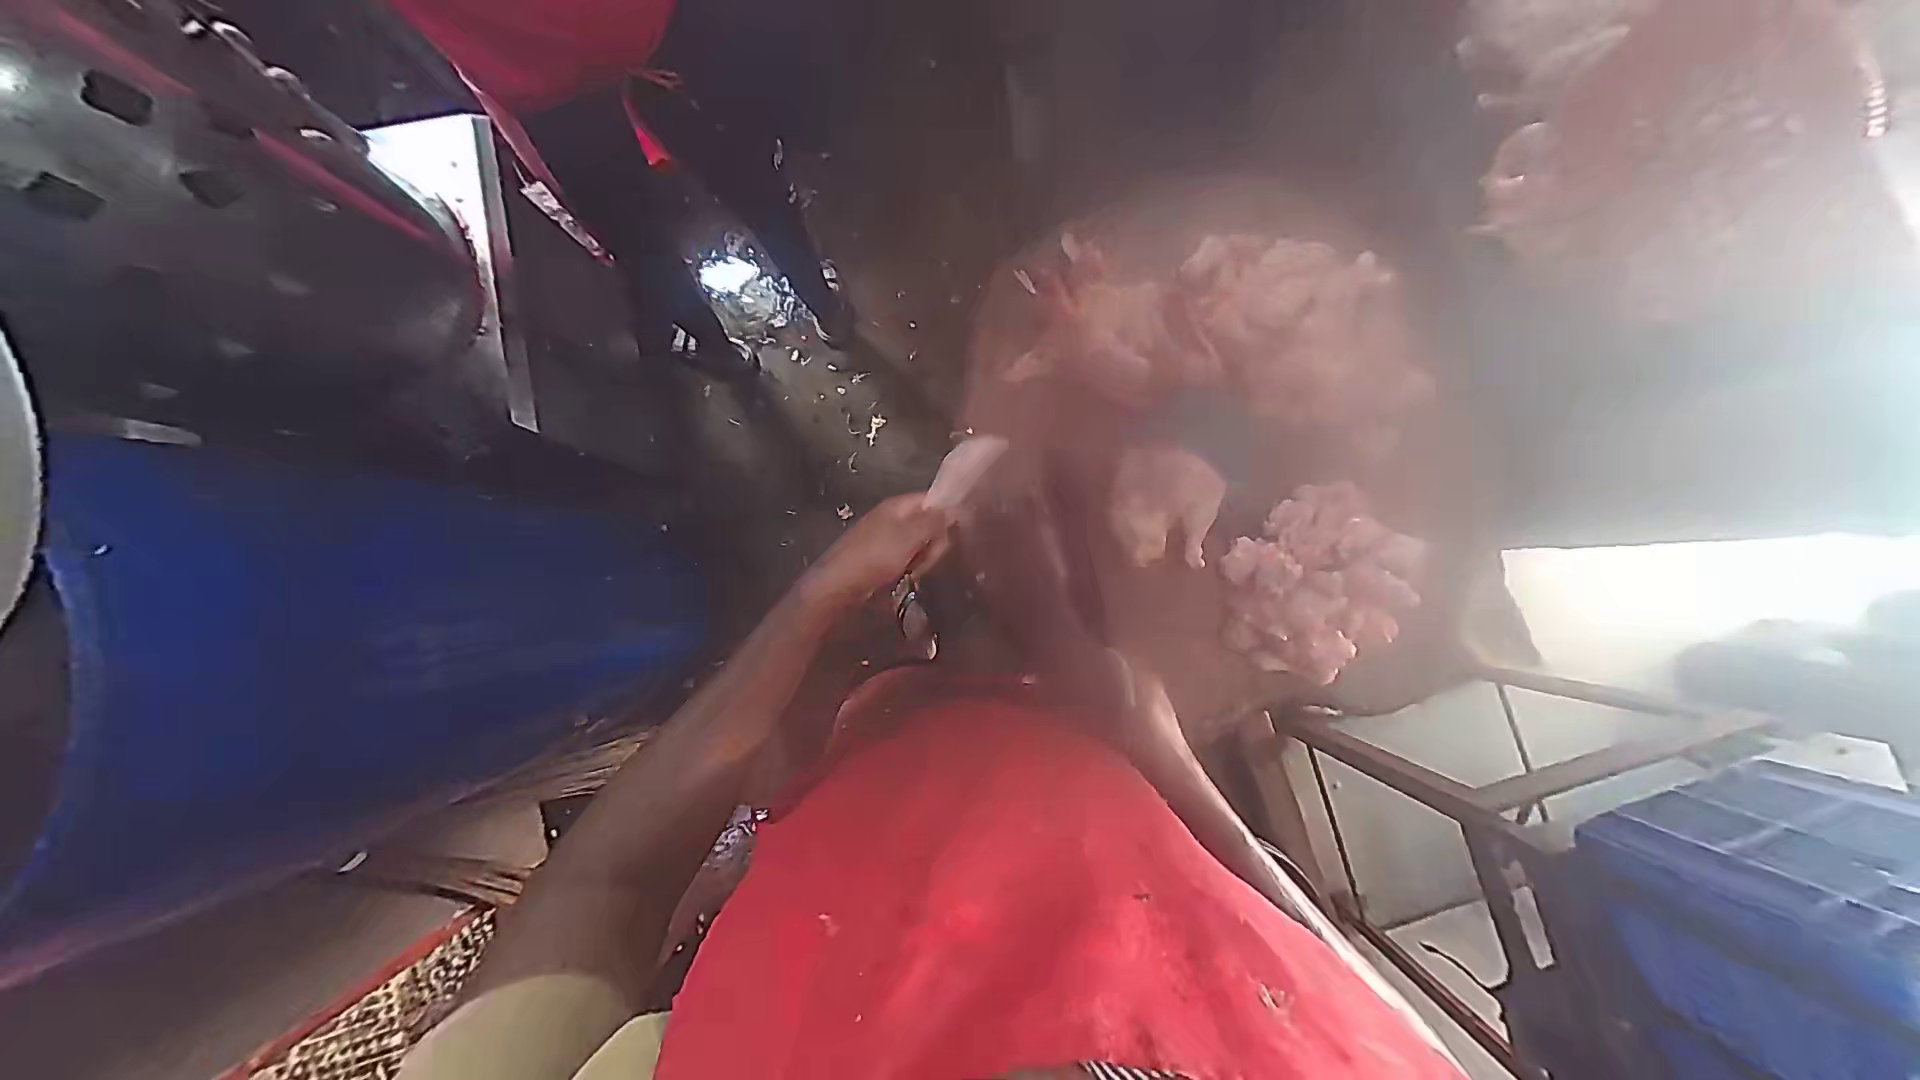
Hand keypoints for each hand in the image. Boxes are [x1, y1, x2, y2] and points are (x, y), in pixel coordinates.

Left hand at [797, 494, 954, 615]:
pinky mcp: (881, 557)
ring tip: (913, 571)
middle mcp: (892, 517)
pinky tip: (905, 577)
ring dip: (922, 559)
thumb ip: (933, 521)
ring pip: (919, 544)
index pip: (932, 499)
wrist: (839, 584)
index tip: (949, 535)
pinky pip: (906, 558)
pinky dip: (909, 568)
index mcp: (897, 505)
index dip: (945, 515)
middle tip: (926, 557)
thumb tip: (951, 510)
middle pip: (928, 524)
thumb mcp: (910, 535)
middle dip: (933, 542)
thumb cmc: (875, 556)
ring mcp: (885, 538)